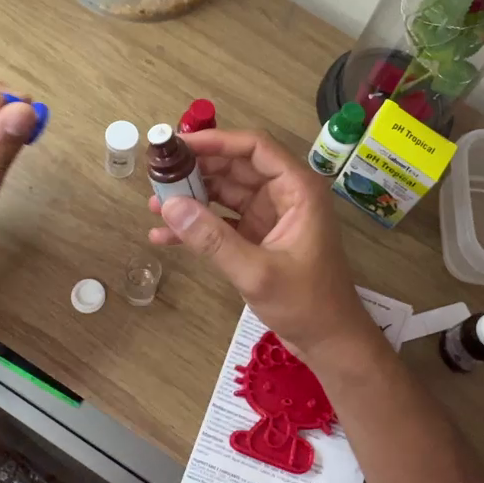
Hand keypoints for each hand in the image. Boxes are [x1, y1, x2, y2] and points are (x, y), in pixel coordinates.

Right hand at [149, 130, 380, 365]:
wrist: (330, 341)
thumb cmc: (307, 303)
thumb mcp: (257, 272)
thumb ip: (213, 239)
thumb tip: (169, 206)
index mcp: (298, 189)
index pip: (254, 148)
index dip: (215, 141)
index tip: (177, 145)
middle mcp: (285, 194)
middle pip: (236, 166)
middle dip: (197, 169)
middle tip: (157, 173)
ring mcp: (271, 215)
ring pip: (226, 192)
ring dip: (193, 197)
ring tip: (153, 203)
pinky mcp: (260, 236)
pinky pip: (224, 220)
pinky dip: (199, 225)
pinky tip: (164, 235)